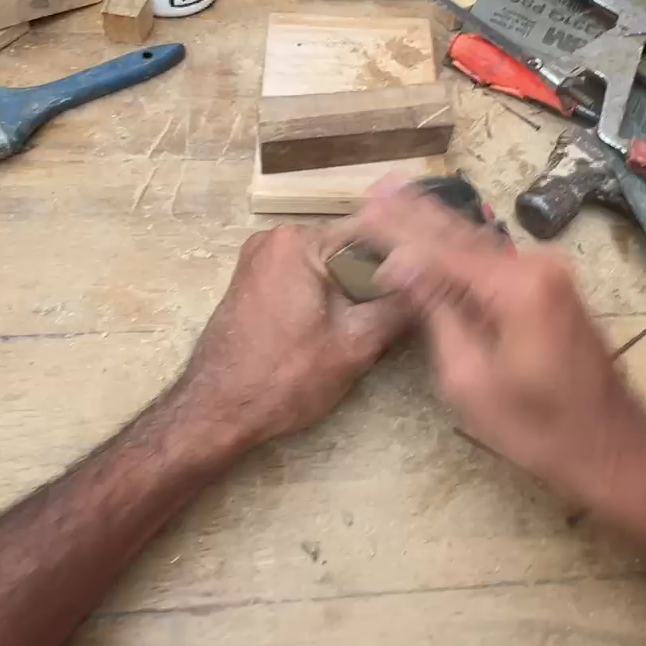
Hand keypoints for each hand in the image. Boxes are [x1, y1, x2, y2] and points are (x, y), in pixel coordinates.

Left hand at [176, 224, 411, 450]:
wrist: (216, 412)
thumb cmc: (285, 377)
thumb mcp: (356, 344)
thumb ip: (398, 305)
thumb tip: (429, 281)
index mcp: (300, 240)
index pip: (370, 233)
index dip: (401, 259)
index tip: (423, 283)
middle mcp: (276, 236)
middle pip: (347, 246)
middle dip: (373, 277)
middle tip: (400, 310)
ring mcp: (259, 256)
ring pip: (327, 263)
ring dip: (350, 288)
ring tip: (372, 321)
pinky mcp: (252, 279)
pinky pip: (303, 275)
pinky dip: (323, 294)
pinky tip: (338, 324)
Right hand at [339, 182, 645, 505]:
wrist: (613, 445)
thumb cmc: (538, 428)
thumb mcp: (471, 380)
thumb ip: (437, 311)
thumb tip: (400, 263)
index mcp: (515, 286)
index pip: (440, 246)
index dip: (398, 228)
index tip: (363, 208)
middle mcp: (534, 264)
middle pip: (460, 232)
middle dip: (415, 211)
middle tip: (377, 186)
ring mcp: (547, 270)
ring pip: (477, 240)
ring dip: (435, 221)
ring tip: (396, 194)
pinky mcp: (550, 282)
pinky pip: (493, 256)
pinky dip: (460, 244)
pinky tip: (436, 228)